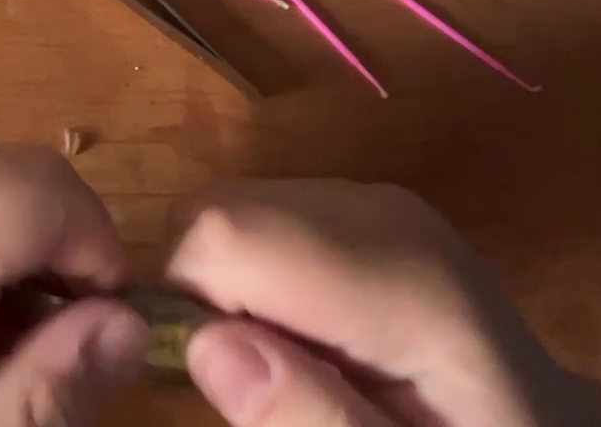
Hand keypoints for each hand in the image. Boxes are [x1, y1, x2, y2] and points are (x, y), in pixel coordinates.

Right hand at [166, 179, 600, 426]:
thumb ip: (315, 421)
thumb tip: (205, 344)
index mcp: (405, 280)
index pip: (224, 233)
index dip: (195, 304)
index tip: (237, 379)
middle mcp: (377, 211)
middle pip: (213, 211)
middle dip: (202, 293)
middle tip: (265, 375)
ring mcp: (364, 197)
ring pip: (219, 207)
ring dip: (219, 284)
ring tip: (292, 356)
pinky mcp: (350, 200)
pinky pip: (246, 213)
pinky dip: (241, 268)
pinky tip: (302, 325)